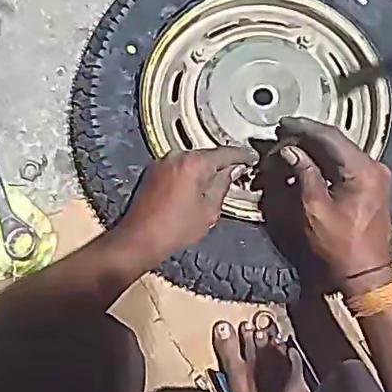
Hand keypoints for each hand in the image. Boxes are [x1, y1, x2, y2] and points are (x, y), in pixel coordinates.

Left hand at [118, 147, 256, 261]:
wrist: (139, 238)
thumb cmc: (174, 228)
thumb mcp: (209, 210)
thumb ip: (224, 185)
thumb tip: (233, 172)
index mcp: (194, 163)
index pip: (226, 153)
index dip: (242, 156)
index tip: (252, 158)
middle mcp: (177, 156)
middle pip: (207, 155)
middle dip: (222, 164)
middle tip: (237, 174)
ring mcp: (163, 162)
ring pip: (192, 160)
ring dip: (204, 169)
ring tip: (216, 184)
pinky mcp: (153, 171)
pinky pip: (178, 166)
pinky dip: (189, 173)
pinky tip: (195, 188)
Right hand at [256, 117, 391, 294]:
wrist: (365, 272)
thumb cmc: (341, 247)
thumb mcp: (315, 209)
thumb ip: (304, 173)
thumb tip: (290, 151)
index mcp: (363, 171)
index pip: (330, 137)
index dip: (303, 129)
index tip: (283, 126)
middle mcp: (373, 167)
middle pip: (335, 141)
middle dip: (306, 138)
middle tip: (281, 137)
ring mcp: (374, 175)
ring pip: (339, 150)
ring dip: (313, 148)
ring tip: (288, 148)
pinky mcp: (370, 184)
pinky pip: (344, 163)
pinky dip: (323, 160)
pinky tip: (305, 162)